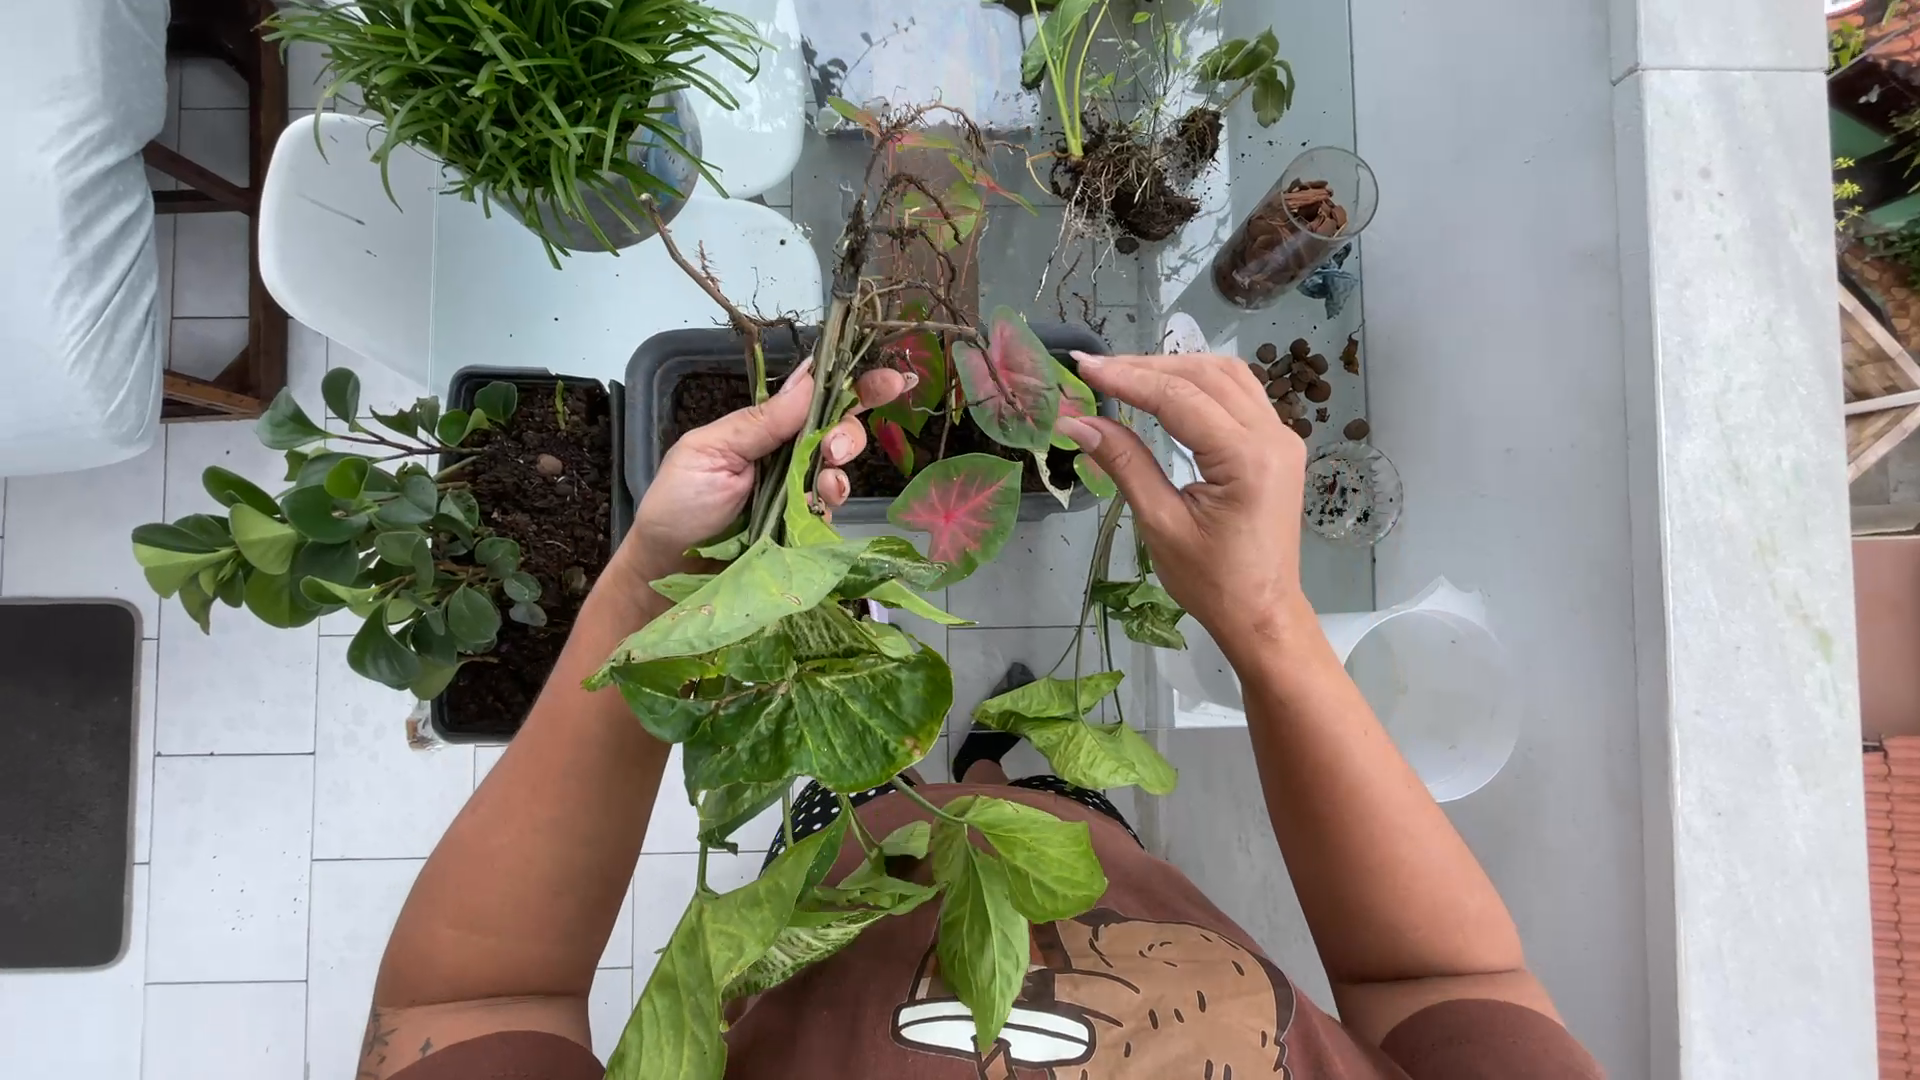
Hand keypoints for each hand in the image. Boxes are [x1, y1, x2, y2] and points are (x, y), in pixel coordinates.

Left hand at [623, 363, 908, 579]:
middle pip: (839, 429)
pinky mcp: (806, 526)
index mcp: (763, 427)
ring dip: (841, 467)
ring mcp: (800, 491)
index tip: (891, 379)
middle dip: (849, 430)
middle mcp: (788, 454)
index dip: (853, 384)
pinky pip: (832, 506)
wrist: (670, 569)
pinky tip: (821, 502)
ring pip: (841, 467)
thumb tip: (807, 380)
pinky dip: (833, 500)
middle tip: (835, 447)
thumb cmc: (679, 504)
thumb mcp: (710, 451)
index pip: (813, 397)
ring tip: (826, 481)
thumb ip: (760, 422)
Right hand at [1054, 352, 1308, 650]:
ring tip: (1125, 373)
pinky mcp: (1277, 445)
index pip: (1179, 398)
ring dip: (1174, 368)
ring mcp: (1281, 437)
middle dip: (1147, 366)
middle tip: (1096, 369)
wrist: (1261, 612)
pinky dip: (1199, 383)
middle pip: (1205, 375)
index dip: (1127, 378)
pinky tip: (1166, 389)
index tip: (1084, 369)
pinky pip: (1238, 395)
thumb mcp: (1159, 523)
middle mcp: (1273, 436)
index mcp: (1247, 459)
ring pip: (1226, 376)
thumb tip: (1076, 423)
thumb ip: (1123, 463)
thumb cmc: (1210, 581)